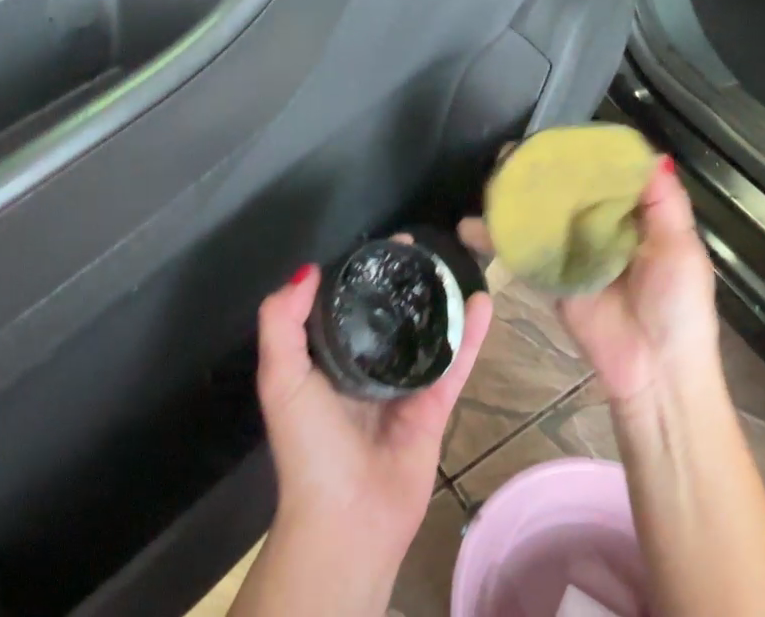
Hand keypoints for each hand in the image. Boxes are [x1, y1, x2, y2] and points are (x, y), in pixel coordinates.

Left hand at [253, 238, 493, 578]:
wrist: (348, 518)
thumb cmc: (309, 447)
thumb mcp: (281, 379)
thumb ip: (282, 323)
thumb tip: (308, 270)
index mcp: (327, 362)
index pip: (344, 307)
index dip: (360, 274)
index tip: (378, 246)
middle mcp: (365, 370)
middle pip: (388, 317)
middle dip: (401, 283)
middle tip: (420, 248)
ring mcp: (403, 389)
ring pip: (426, 335)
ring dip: (440, 302)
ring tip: (455, 265)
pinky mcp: (435, 408)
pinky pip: (454, 363)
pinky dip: (470, 334)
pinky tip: (483, 302)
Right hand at [458, 157, 716, 403]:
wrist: (654, 370)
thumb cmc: (677, 306)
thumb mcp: (682, 249)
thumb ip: (664, 203)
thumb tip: (652, 155)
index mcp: (635, 218)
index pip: (605, 177)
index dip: (582, 155)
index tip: (556, 134)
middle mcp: (599, 230)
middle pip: (565, 193)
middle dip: (539, 173)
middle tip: (511, 153)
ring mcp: (571, 254)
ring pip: (539, 219)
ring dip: (513, 200)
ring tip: (489, 181)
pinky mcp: (549, 280)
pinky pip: (522, 255)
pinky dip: (497, 241)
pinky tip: (472, 227)